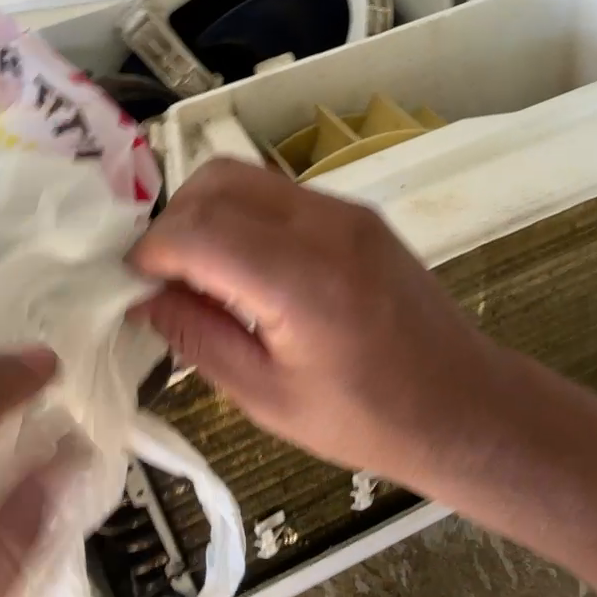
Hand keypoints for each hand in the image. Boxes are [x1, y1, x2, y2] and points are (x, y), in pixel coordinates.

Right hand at [129, 160, 503, 483]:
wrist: (464, 404)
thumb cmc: (368, 420)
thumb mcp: (267, 398)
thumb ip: (197, 337)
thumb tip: (141, 296)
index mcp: (301, 280)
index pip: (197, 230)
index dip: (150, 251)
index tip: (131, 284)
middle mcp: (323, 224)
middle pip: (217, 181)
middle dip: (173, 221)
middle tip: (163, 276)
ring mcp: (345, 210)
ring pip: (245, 176)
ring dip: (206, 212)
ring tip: (199, 271)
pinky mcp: (356, 212)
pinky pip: (278, 192)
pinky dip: (242, 214)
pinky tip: (244, 265)